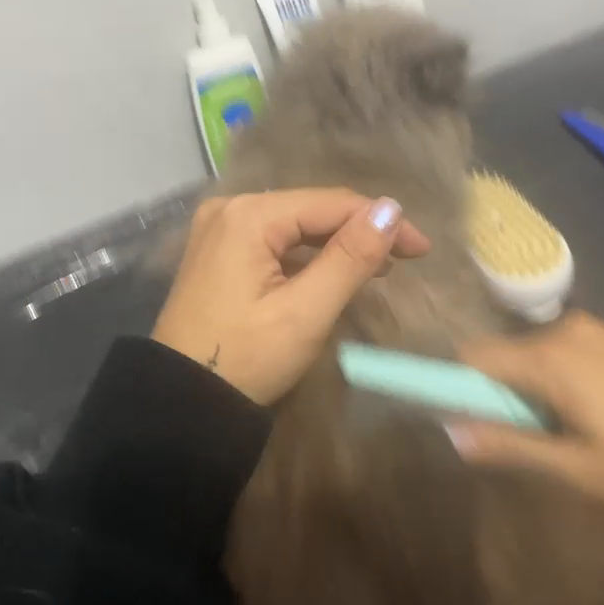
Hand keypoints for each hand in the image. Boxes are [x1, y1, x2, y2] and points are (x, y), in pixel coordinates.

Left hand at [152, 189, 430, 404]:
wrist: (180, 401)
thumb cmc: (245, 358)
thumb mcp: (305, 312)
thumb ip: (350, 257)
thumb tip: (391, 209)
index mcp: (248, 215)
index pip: (330, 203)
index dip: (382, 220)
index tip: (424, 249)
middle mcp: (230, 208)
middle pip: (310, 208)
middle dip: (360, 229)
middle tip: (407, 257)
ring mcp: (219, 229)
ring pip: (293, 224)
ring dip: (335, 242)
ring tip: (379, 266)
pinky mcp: (217, 251)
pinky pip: (273, 240)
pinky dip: (306, 254)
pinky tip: (333, 270)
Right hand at [447, 312, 603, 516]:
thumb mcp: (578, 470)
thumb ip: (510, 446)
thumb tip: (451, 431)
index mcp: (549, 358)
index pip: (472, 356)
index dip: (455, 385)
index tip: (463, 421)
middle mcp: (565, 330)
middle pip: (502, 355)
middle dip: (498, 394)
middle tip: (529, 443)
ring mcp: (594, 330)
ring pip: (532, 355)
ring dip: (531, 390)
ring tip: (566, 435)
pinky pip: (562, 352)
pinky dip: (557, 379)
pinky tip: (593, 416)